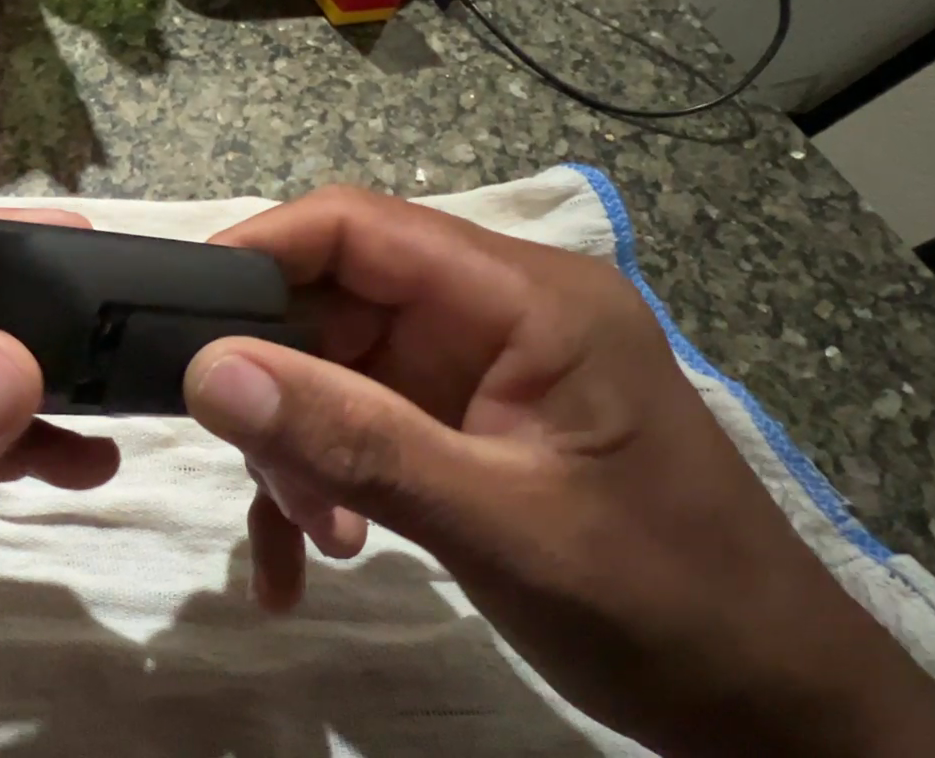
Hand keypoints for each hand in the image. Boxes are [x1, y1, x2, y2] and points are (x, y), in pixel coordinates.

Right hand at [183, 186, 934, 756]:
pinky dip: (314, 483)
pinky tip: (308, 554)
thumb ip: (350, 440)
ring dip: (295, 449)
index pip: (359, 226)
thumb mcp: (495, 521)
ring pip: (322, 372)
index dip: (259, 249)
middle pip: (327, 304)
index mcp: (520, 297)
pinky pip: (345, 427)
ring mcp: (460, 371)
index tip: (175, 309)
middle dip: (277, 386)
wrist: (759, 708)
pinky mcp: (444, 422)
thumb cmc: (659, 602)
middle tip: (259, 464)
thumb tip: (208, 373)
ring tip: (317, 530)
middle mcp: (483, 314)